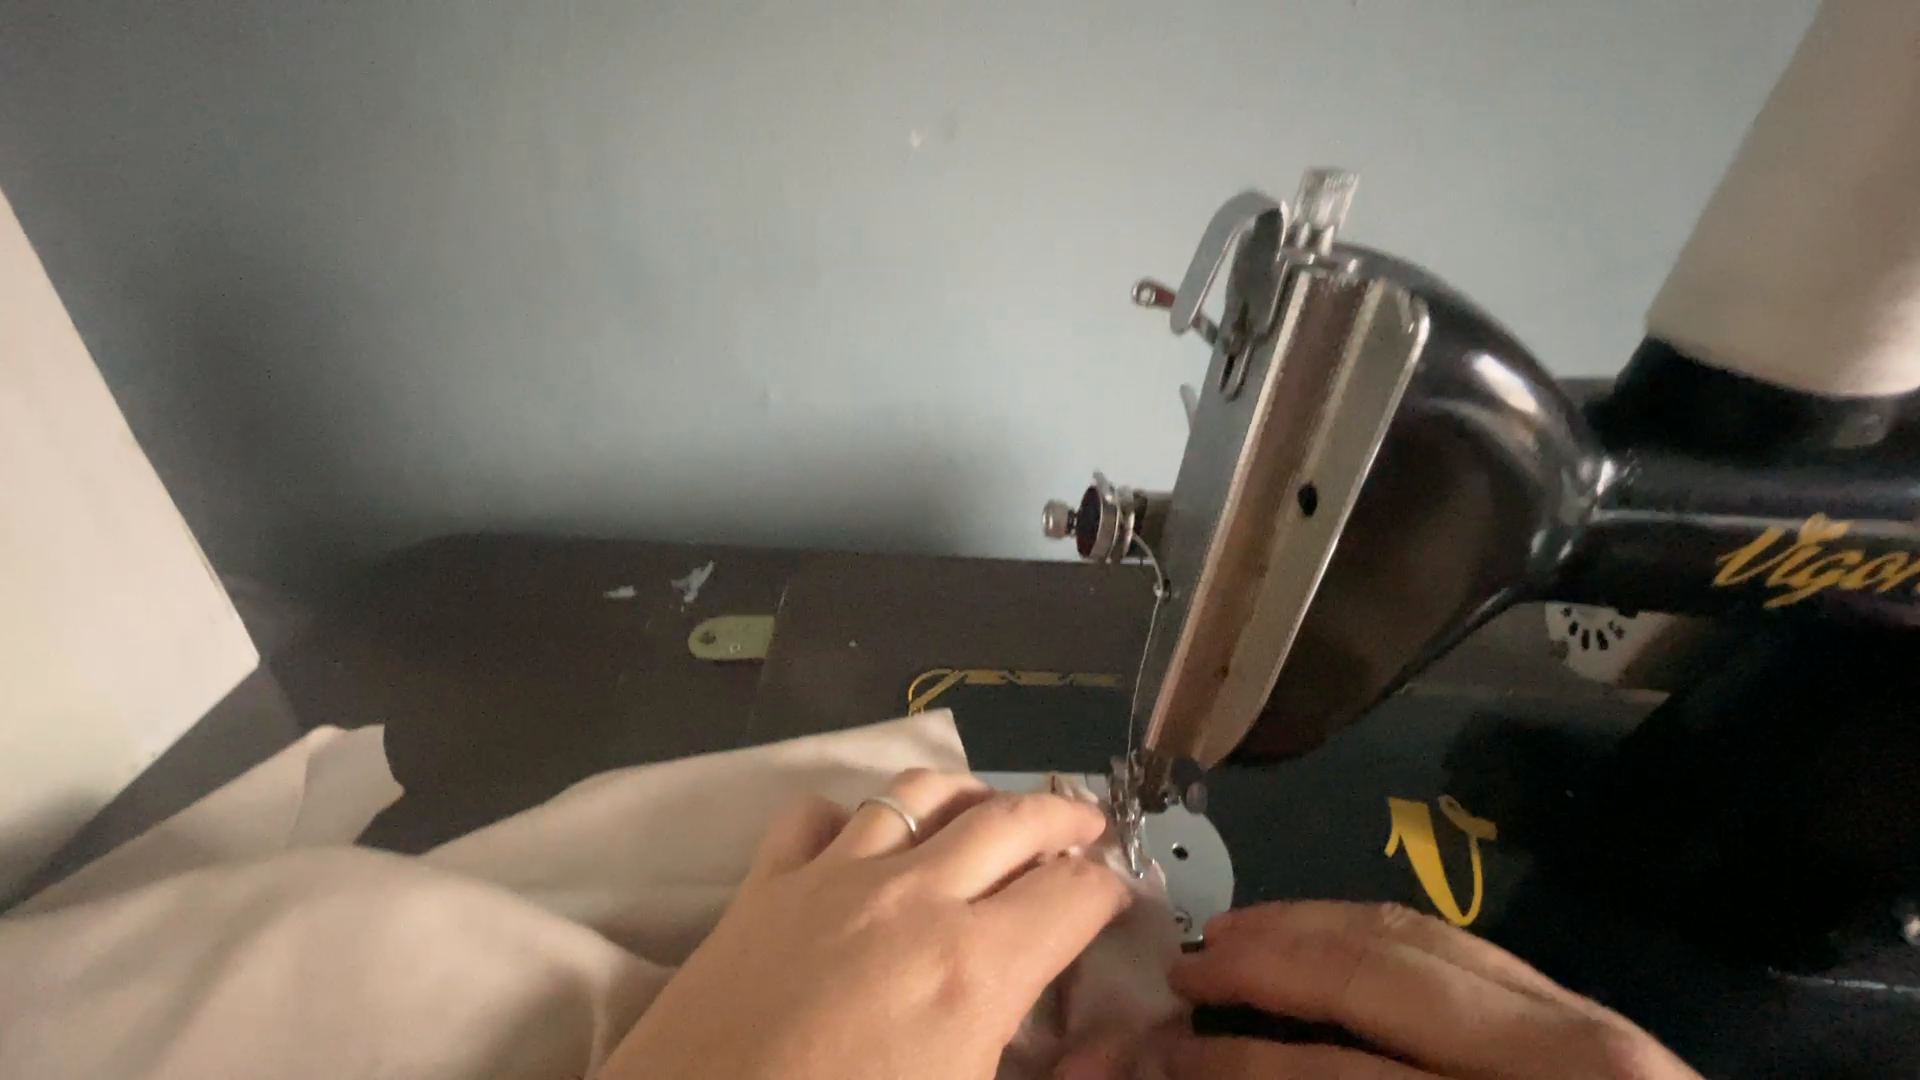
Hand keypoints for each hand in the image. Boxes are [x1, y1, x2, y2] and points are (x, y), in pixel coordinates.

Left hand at [601, 768, 1131, 1079]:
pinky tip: (862, 840)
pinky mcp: (763, 886)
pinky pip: (815, 817)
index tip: (1118, 897)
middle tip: (1087, 823)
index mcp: (973, 970)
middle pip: (1009, 820)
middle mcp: (912, 898)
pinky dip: (849, 817)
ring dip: (969, 793)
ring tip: (990, 810)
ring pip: (918, 793)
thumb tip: (1099, 1050)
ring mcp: (831, 878)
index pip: (1072, 893)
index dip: (1110, 889)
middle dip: (1064, 813)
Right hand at [1060, 900, 1701, 1079]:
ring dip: (1297, 925)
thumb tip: (1213, 1071)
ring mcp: (1579, 1020)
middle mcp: (1562, 1059)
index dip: (1241, 1063)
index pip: (1344, 1076)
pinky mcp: (1577, 1004)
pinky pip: (1441, 935)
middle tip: (1183, 972)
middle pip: (1369, 977)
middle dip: (1258, 968)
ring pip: (1401, 933)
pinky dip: (1357, 923)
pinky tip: (1311, 927)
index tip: (1168, 1053)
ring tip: (1226, 934)